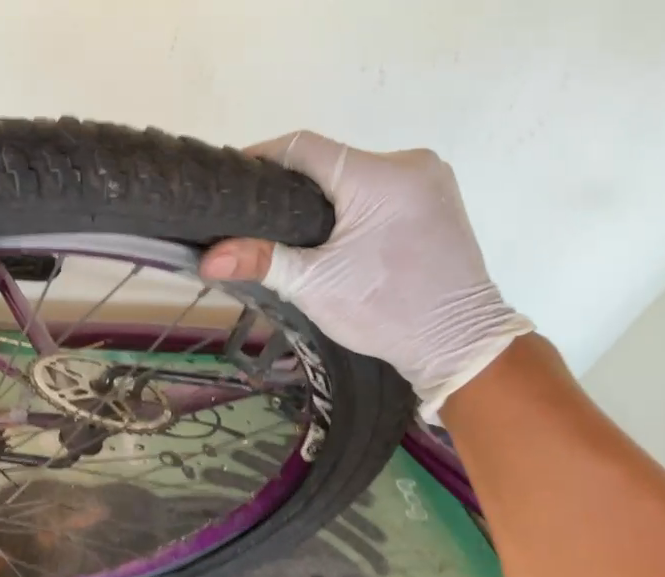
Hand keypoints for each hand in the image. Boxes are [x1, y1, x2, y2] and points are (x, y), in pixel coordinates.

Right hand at [200, 132, 533, 420]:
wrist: (457, 340)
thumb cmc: (383, 310)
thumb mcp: (313, 286)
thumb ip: (260, 261)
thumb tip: (206, 260)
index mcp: (378, 176)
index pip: (304, 147)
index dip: (261, 158)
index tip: (232, 181)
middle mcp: (409, 162)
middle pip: (331, 163)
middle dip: (291, 188)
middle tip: (255, 220)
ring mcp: (429, 178)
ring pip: (356, 176)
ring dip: (322, 199)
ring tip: (292, 233)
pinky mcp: (438, 197)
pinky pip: (381, 189)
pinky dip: (352, 206)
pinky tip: (336, 236)